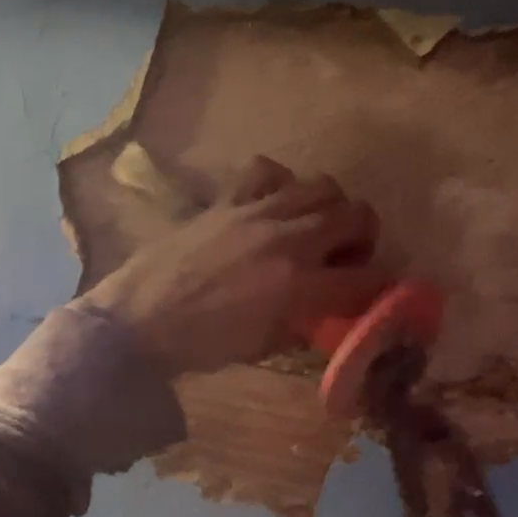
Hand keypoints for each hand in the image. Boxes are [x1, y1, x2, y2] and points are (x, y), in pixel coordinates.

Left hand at [81, 156, 381, 376]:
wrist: (137, 322)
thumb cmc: (199, 345)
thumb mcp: (262, 346)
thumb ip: (303, 323)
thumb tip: (325, 311)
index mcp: (298, 286)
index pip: (367, 277)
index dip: (380, 286)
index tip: (374, 292)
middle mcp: (286, 240)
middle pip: (356, 215)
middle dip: (363, 238)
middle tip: (345, 257)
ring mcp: (255, 213)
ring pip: (322, 185)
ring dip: (330, 206)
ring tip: (313, 227)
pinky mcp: (225, 200)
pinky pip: (267, 170)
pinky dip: (279, 183)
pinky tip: (271, 204)